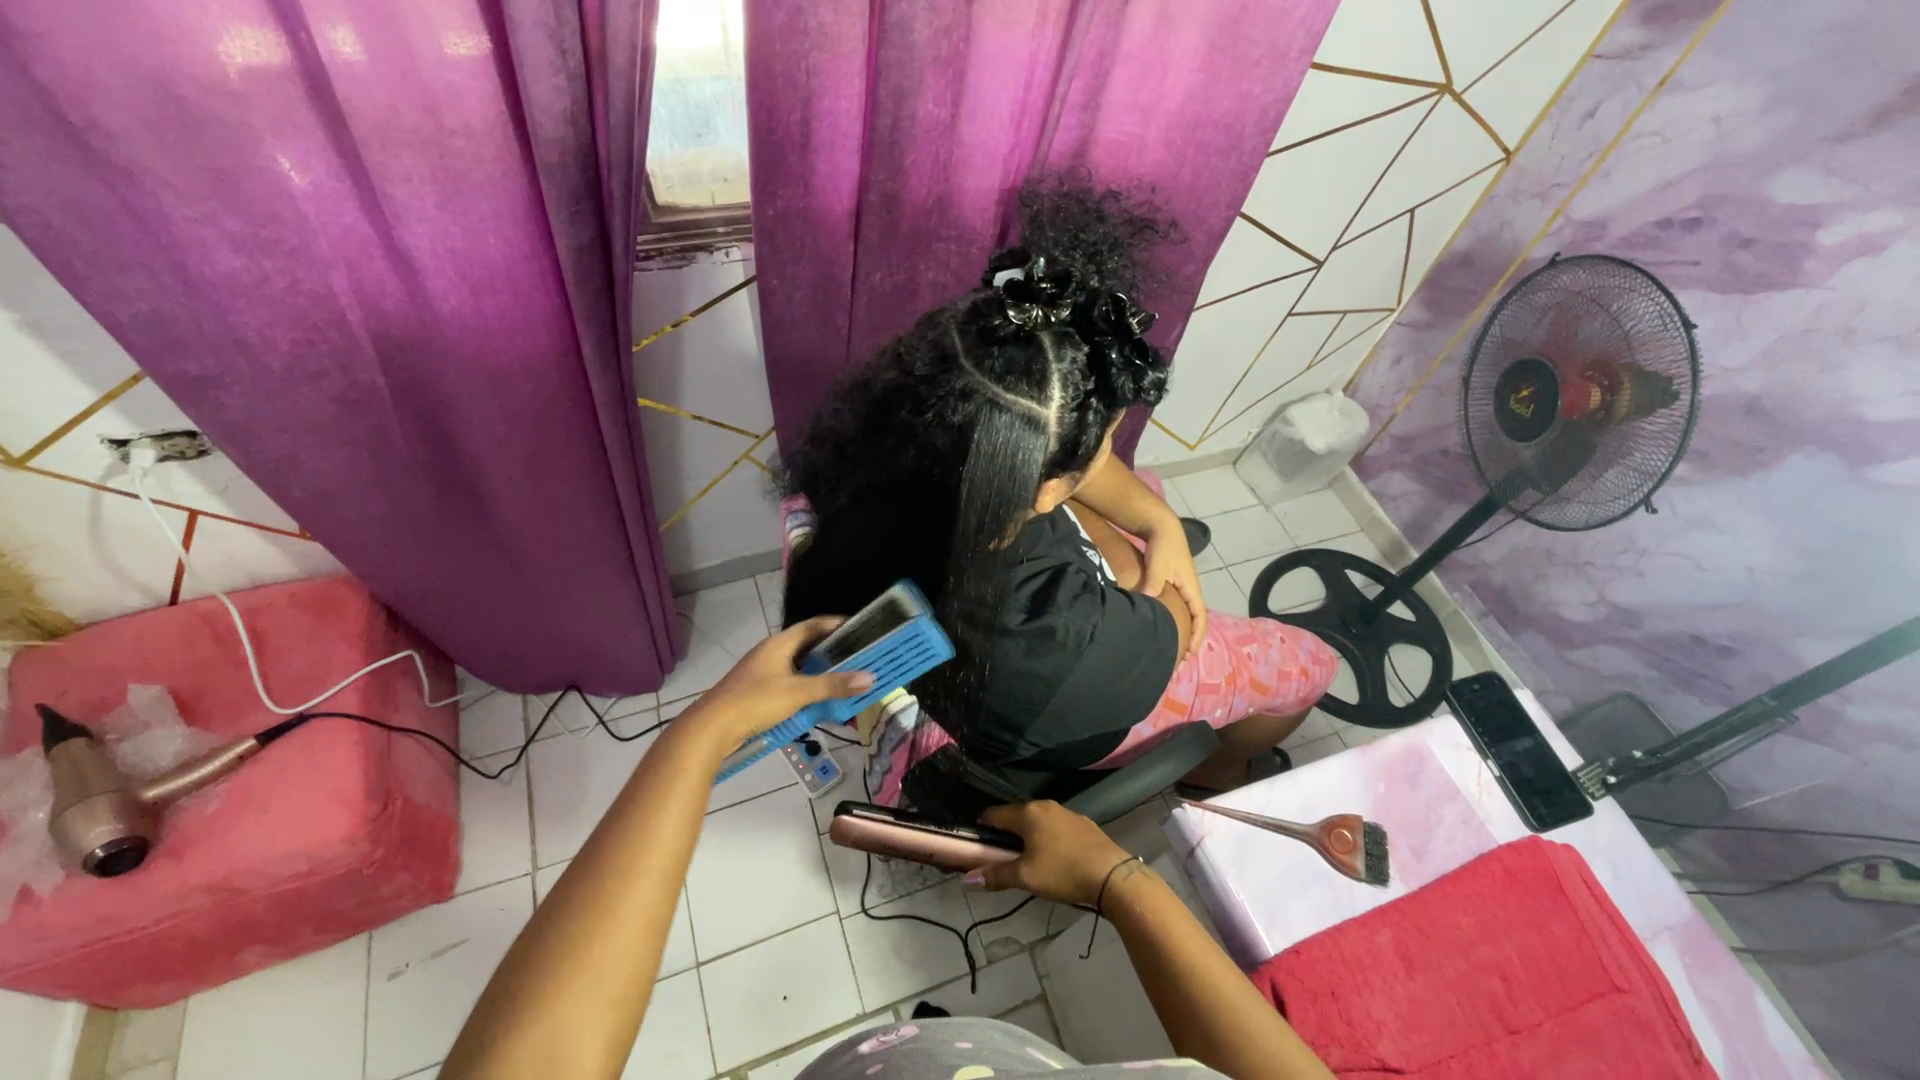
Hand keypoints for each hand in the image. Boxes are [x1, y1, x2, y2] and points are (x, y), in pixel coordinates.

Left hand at [686, 616, 874, 748]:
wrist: (712, 727)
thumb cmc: (756, 701)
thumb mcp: (798, 692)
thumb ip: (833, 685)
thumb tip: (870, 677)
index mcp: (779, 644)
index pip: (813, 626)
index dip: (836, 625)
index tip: (860, 628)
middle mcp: (770, 653)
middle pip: (806, 646)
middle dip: (831, 652)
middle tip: (858, 657)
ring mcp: (761, 672)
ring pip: (797, 667)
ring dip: (818, 672)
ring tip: (843, 679)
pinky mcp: (756, 692)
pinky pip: (788, 684)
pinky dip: (804, 688)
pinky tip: (817, 700)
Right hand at [965, 801, 1141, 908]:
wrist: (1111, 875)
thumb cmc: (1063, 872)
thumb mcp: (1025, 877)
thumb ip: (995, 875)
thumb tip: (967, 879)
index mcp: (1028, 813)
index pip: (994, 814)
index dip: (982, 829)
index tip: (978, 846)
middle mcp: (1046, 806)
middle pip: (1016, 816)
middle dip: (1005, 834)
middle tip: (1001, 858)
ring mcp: (1067, 813)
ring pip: (1037, 821)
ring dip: (1028, 836)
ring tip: (1027, 859)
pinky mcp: (1084, 824)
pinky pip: (1055, 827)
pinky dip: (1047, 838)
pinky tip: (1053, 857)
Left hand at [1140, 515, 1206, 656]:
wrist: (1161, 526)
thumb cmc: (1162, 547)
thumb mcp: (1157, 565)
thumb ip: (1153, 583)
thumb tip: (1149, 600)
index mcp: (1191, 587)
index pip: (1199, 616)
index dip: (1197, 635)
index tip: (1190, 652)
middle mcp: (1191, 588)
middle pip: (1196, 617)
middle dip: (1192, 636)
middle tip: (1182, 655)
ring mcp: (1183, 584)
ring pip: (1188, 611)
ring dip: (1185, 627)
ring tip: (1175, 644)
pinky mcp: (1173, 580)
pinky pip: (1179, 604)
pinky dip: (1177, 616)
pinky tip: (1165, 622)